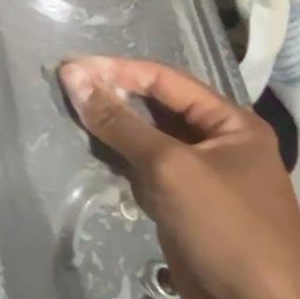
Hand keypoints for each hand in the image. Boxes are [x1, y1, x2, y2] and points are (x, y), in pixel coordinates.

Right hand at [59, 57, 299, 298]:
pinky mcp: (188, 205)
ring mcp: (205, 176)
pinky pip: (148, 169)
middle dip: (114, 99)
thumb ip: (119, 122)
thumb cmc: (226, 229)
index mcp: (232, 123)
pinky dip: (123, 161)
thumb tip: (72, 75)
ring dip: (115, 131)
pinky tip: (98, 156)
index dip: (116, 70)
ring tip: (75, 119)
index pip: (164, 79)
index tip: (70, 68)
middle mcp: (221, 142)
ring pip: (148, 139)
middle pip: (156, 107)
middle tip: (67, 90)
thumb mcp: (169, 167)